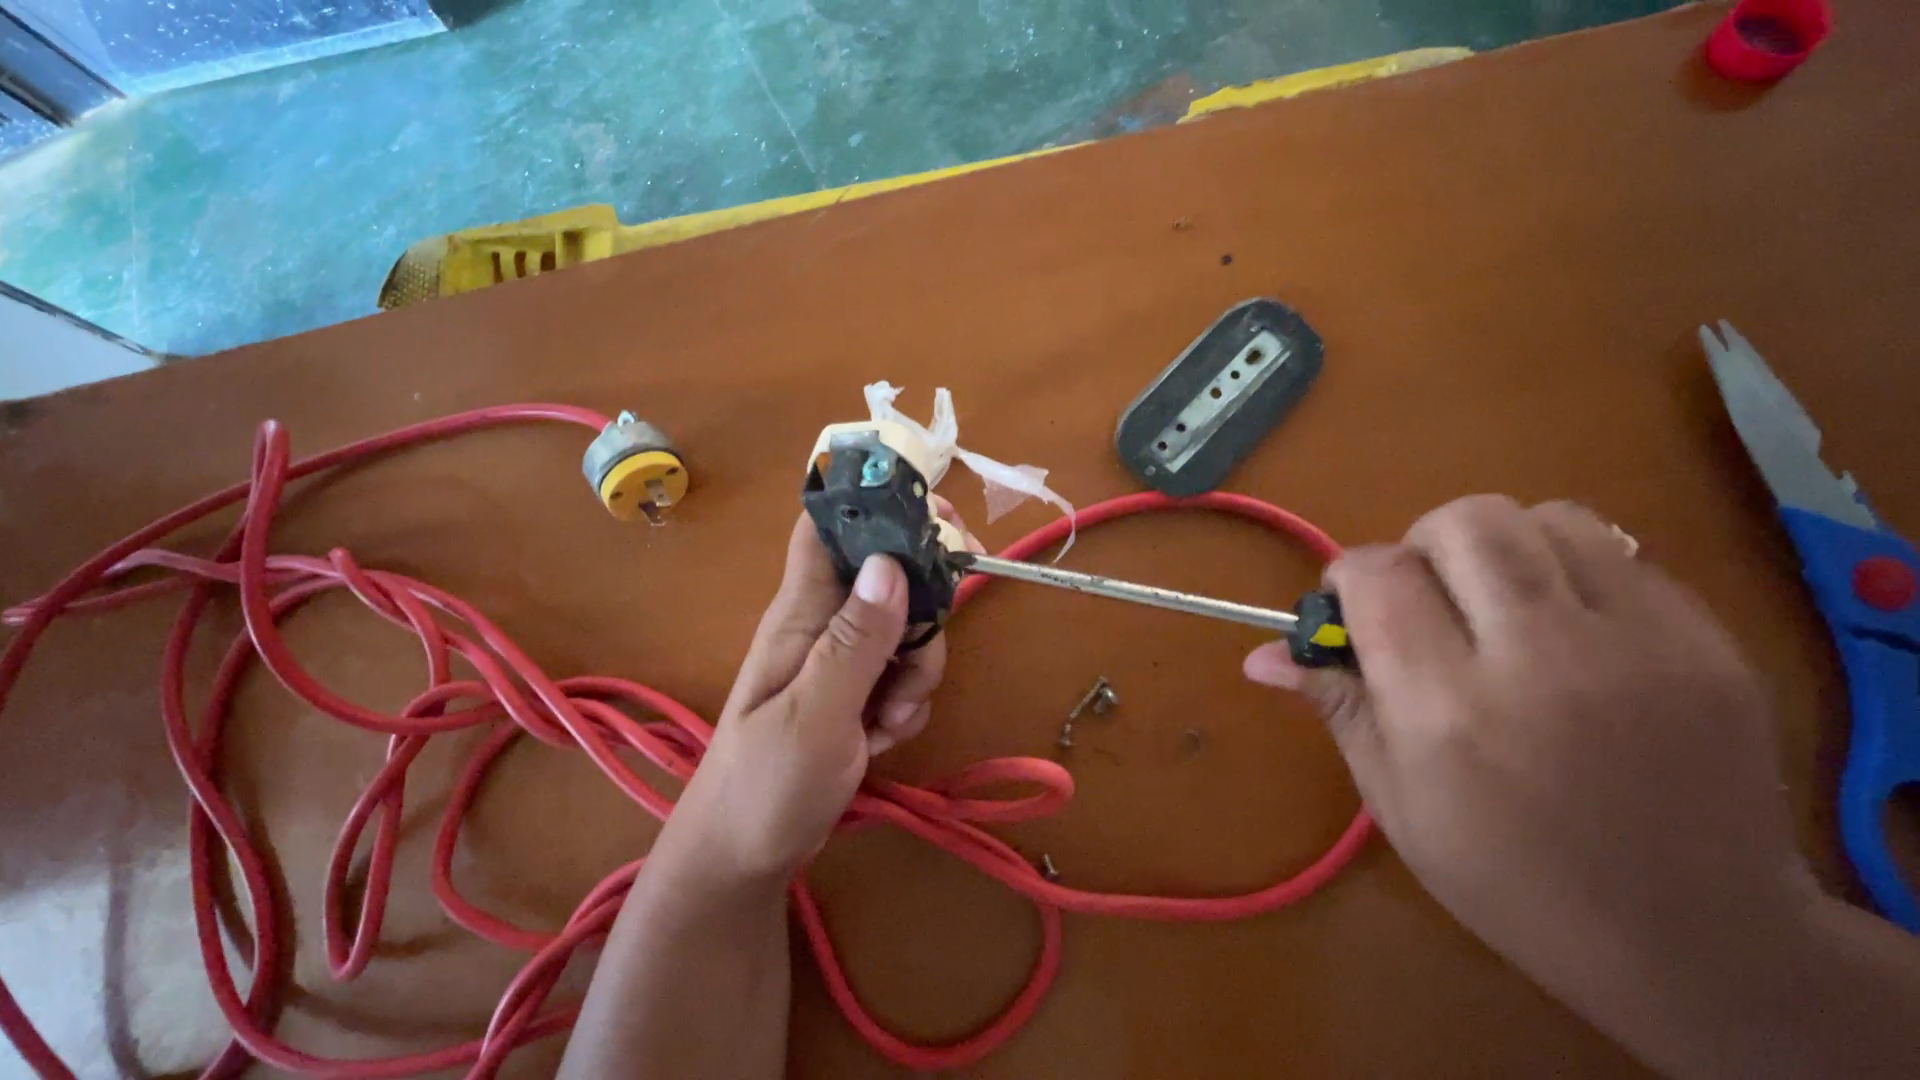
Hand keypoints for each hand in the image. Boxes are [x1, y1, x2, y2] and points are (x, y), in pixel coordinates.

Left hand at [674, 501, 978, 881]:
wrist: (744, 857)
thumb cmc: (766, 785)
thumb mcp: (815, 714)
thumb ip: (855, 642)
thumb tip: (892, 561)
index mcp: (802, 612)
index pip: (830, 526)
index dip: (879, 505)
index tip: (938, 518)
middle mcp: (823, 624)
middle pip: (891, 578)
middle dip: (923, 615)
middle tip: (918, 664)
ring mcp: (841, 661)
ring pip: (906, 631)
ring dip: (917, 672)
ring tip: (889, 722)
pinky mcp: (857, 694)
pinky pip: (903, 676)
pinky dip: (907, 703)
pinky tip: (884, 738)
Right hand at [1245, 497, 1815, 1002]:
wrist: (1697, 936)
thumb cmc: (1511, 878)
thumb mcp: (1398, 802)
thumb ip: (1338, 707)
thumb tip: (1262, 653)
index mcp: (1447, 709)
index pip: (1376, 575)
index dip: (1348, 579)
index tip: (1353, 610)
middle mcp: (1540, 658)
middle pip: (1463, 522)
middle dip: (1422, 546)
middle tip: (1429, 601)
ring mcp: (1637, 642)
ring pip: (1543, 518)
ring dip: (1500, 547)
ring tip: (1501, 606)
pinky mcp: (1705, 639)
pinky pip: (1618, 554)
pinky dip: (1571, 572)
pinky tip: (1572, 633)